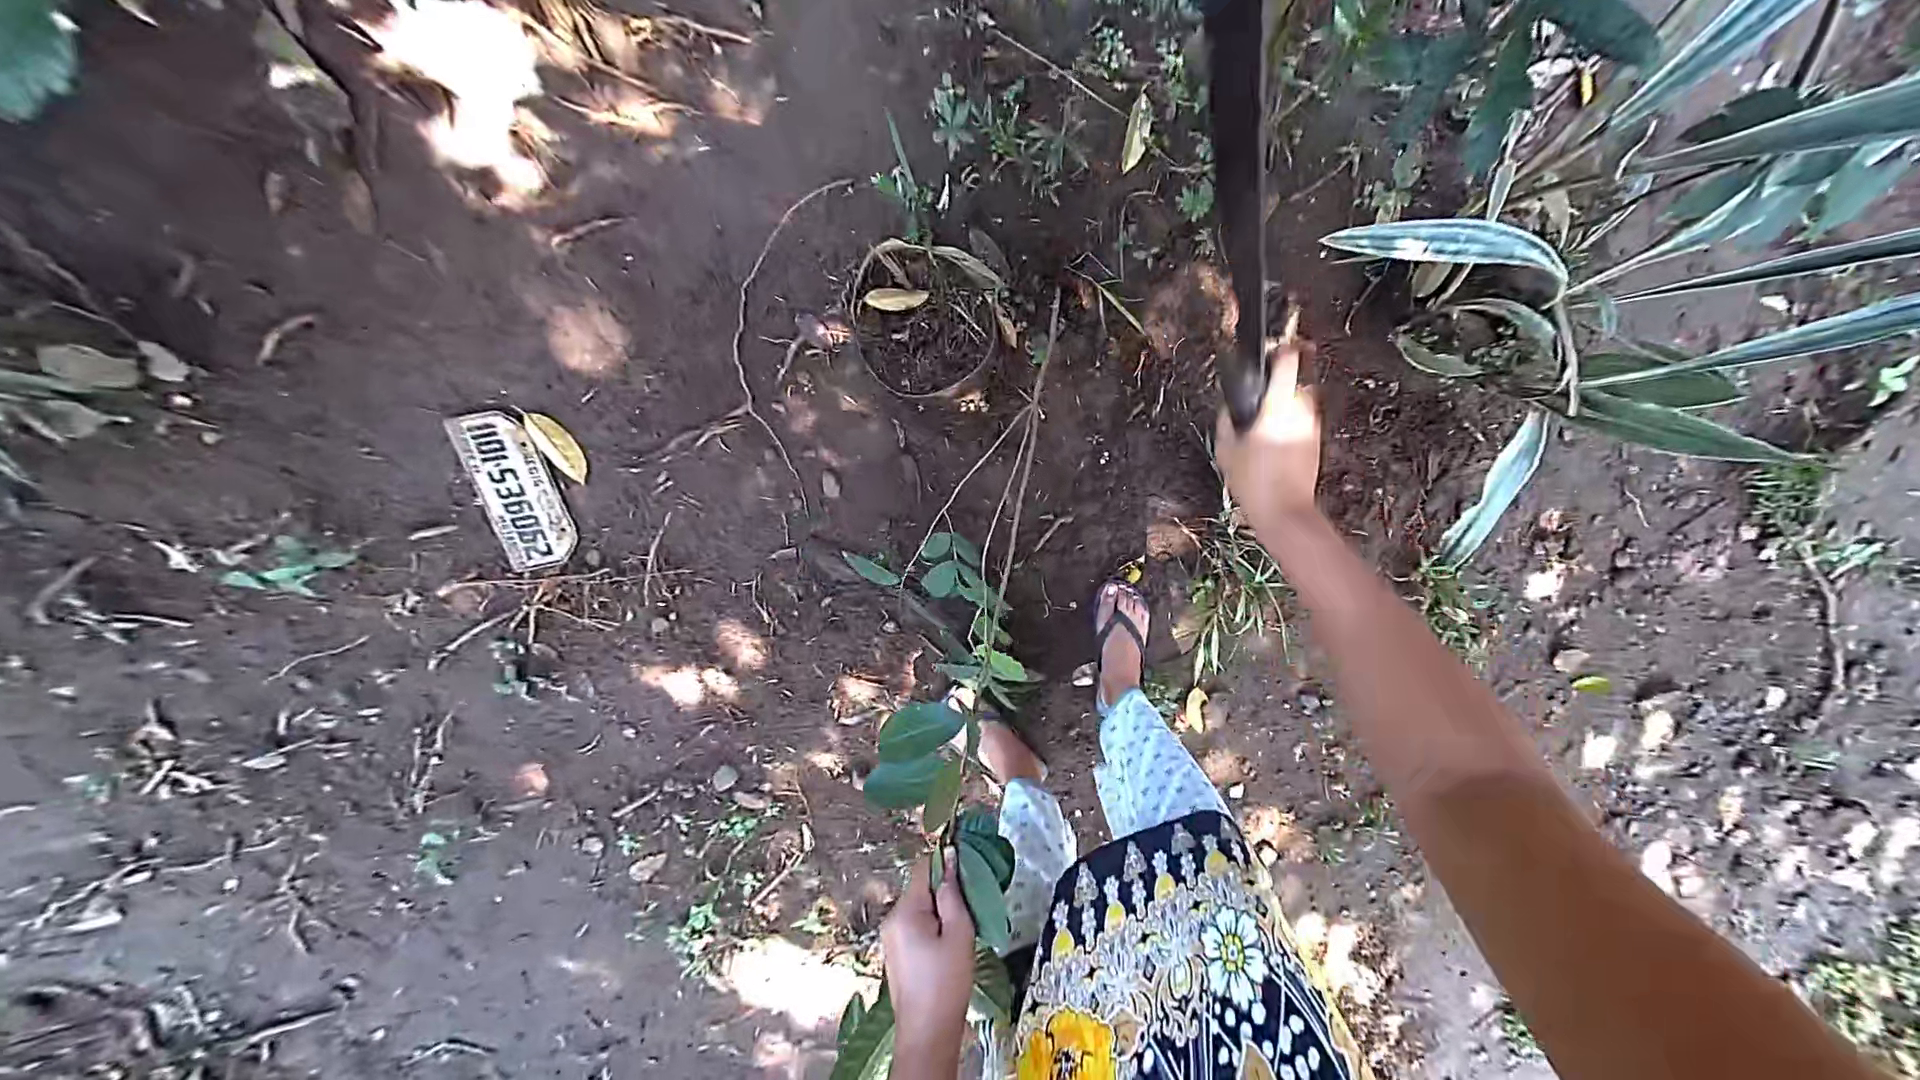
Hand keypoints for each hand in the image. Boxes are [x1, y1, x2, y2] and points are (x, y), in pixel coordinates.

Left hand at [881, 853, 975, 1068]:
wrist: (927, 1034)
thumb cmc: (946, 983)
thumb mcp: (959, 934)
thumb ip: (953, 893)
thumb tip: (950, 856)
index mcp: (904, 911)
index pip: (923, 867)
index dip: (945, 863)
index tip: (967, 870)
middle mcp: (891, 918)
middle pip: (920, 887)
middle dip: (944, 890)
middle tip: (969, 908)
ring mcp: (890, 936)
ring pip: (919, 906)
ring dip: (939, 909)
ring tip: (960, 929)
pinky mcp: (895, 951)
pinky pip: (914, 924)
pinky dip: (931, 925)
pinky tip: (947, 944)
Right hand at [1214, 340, 1320, 532]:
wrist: (1283, 510)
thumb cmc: (1255, 482)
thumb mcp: (1226, 450)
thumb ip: (1227, 421)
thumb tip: (1229, 406)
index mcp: (1278, 406)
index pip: (1287, 360)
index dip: (1278, 349)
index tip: (1269, 348)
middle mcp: (1301, 411)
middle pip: (1292, 382)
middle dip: (1275, 388)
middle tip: (1255, 402)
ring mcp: (1312, 426)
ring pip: (1298, 403)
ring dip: (1282, 407)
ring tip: (1260, 428)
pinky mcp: (1316, 441)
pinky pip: (1301, 422)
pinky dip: (1288, 425)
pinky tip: (1270, 445)